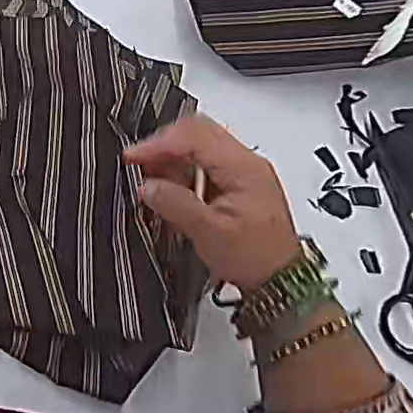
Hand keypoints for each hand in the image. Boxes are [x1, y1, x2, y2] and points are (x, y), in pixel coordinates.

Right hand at [125, 116, 300, 289]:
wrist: (279, 280)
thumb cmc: (256, 258)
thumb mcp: (209, 233)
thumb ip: (176, 204)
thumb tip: (148, 187)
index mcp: (243, 168)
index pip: (194, 137)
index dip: (158, 144)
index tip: (133, 157)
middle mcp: (245, 162)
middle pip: (197, 132)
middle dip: (163, 146)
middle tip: (139, 165)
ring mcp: (242, 171)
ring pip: (198, 146)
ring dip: (171, 159)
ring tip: (152, 183)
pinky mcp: (236, 183)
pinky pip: (203, 164)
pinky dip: (181, 171)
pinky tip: (171, 191)